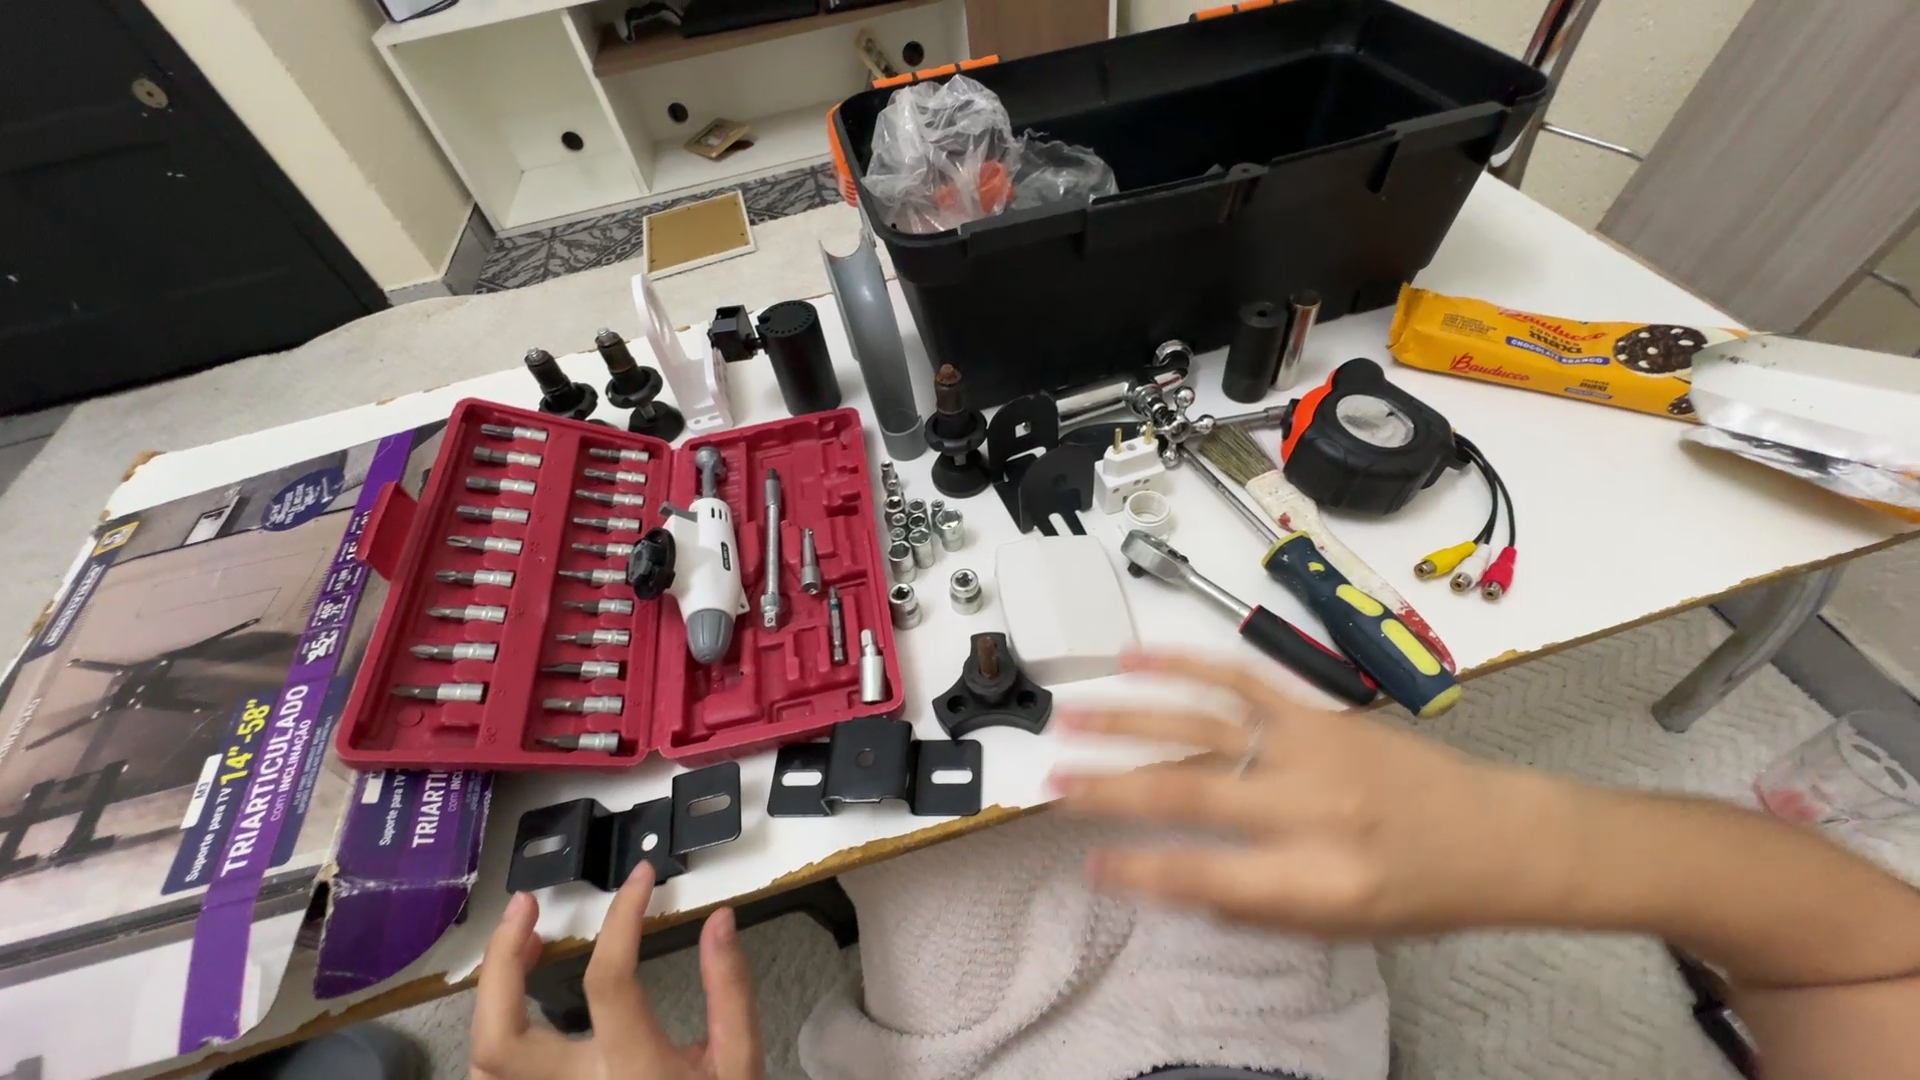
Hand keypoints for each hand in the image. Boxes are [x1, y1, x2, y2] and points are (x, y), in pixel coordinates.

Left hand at [471, 862, 764, 1079]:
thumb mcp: (739, 1058)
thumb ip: (729, 988)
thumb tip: (719, 919)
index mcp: (633, 1071)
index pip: (609, 980)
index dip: (622, 916)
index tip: (642, 878)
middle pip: (502, 1037)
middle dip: (502, 961)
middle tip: (526, 905)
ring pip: (481, 1065)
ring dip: (492, 993)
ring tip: (522, 941)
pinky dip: (496, 1031)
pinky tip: (519, 999)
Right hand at [1051, 651, 1573, 938]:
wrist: (1497, 833)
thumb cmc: (1417, 893)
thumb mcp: (1338, 928)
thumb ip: (1250, 905)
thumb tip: (1167, 878)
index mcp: (1315, 879)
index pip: (1202, 873)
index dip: (1137, 868)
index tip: (1088, 861)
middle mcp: (1306, 808)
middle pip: (1185, 790)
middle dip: (1107, 788)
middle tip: (1055, 783)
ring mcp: (1306, 748)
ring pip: (1197, 725)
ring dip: (1125, 720)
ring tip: (1071, 718)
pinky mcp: (1312, 711)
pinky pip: (1236, 679)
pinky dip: (1180, 665)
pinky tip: (1134, 659)